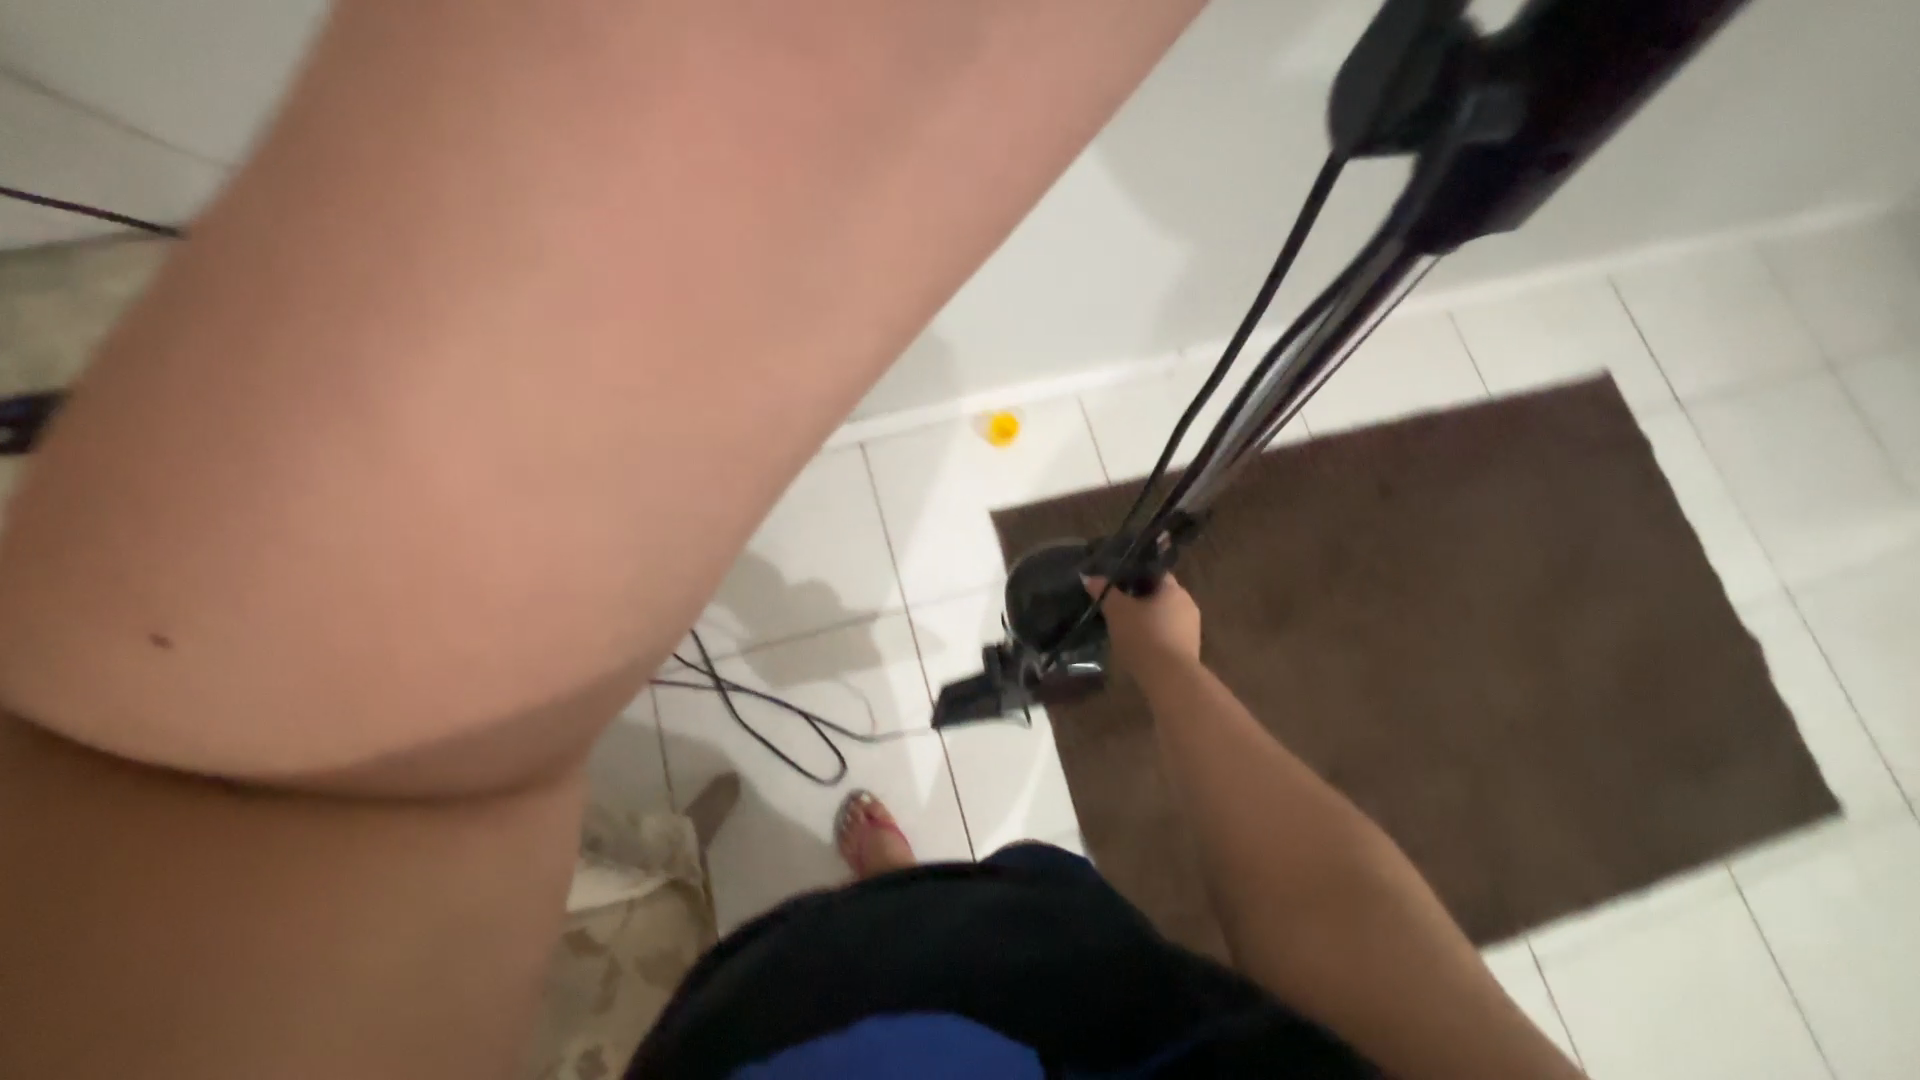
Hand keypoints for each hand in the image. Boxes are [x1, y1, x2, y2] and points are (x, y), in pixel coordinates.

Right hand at [1084, 573, 1201, 670]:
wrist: (1169, 678)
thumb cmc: (1143, 636)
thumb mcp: (1117, 611)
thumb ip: (1105, 592)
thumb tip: (1089, 577)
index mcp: (1174, 589)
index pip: (1155, 574)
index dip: (1135, 577)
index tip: (1117, 584)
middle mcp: (1188, 604)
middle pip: (1160, 596)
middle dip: (1140, 601)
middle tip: (1117, 607)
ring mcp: (1192, 629)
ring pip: (1165, 618)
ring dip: (1148, 621)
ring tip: (1125, 629)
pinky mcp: (1190, 651)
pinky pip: (1168, 636)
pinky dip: (1154, 638)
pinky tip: (1139, 648)